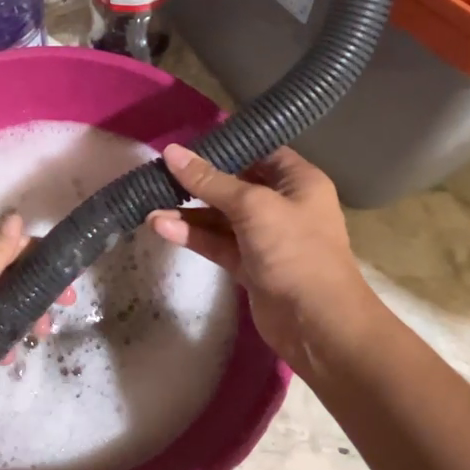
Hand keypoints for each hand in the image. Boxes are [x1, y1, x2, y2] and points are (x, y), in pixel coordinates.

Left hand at [0, 213, 70, 413]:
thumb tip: (18, 218)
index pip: (5, 243)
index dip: (37, 255)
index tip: (66, 274)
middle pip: (6, 273)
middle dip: (36, 287)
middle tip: (64, 308)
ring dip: (23, 314)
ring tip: (42, 335)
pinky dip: (1, 337)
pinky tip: (11, 353)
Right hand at [148, 144, 369, 366]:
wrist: (319, 325)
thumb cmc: (295, 251)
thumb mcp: (253, 207)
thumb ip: (210, 181)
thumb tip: (171, 152)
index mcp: (298, 181)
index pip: (259, 151)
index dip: (226, 146)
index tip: (187, 143)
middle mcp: (283, 205)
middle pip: (234, 184)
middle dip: (198, 180)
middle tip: (159, 172)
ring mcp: (265, 237)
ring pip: (220, 216)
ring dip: (188, 211)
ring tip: (150, 203)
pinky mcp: (249, 265)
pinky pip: (216, 242)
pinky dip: (192, 235)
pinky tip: (161, 227)